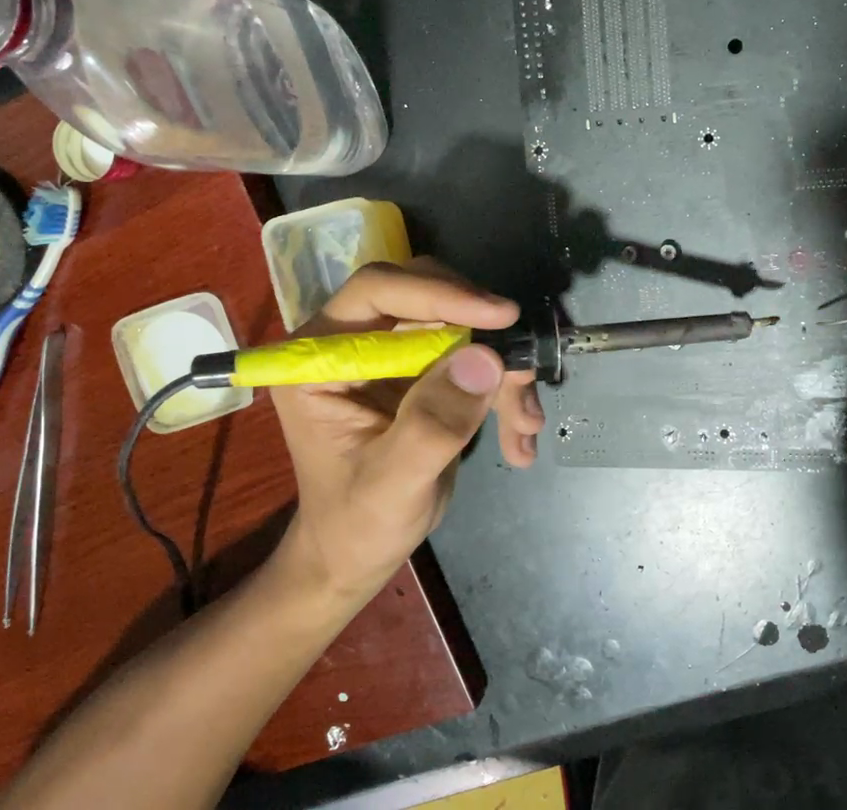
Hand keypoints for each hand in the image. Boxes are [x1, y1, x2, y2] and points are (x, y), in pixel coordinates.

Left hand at [267, 260, 546, 606]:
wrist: (359, 555)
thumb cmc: (356, 525)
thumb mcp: (392, 484)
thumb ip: (432, 424)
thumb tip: (486, 358)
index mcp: (320, 357)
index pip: (378, 291)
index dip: (440, 294)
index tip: (501, 316)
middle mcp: (355, 344)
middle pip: (429, 299)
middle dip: (482, 334)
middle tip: (521, 374)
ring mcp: (393, 357)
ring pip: (464, 328)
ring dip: (503, 373)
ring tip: (526, 426)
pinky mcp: (427, 374)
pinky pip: (479, 359)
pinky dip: (506, 393)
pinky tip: (520, 440)